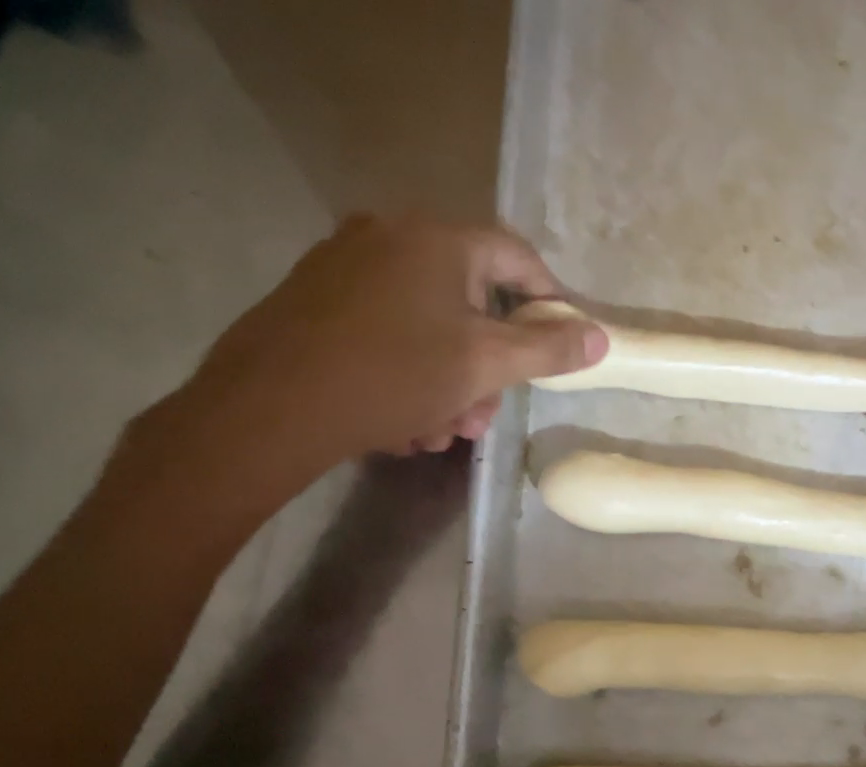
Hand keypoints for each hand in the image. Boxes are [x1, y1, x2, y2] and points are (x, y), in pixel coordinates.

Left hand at [164, 214, 604, 476]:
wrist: (267, 409)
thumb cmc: (391, 376)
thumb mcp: (484, 365)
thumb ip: (548, 348)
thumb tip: (599, 336)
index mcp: (438, 238)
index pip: (518, 257)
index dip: (549, 303)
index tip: (558, 348)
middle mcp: (390, 235)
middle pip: (469, 298)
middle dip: (486, 365)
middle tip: (483, 416)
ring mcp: (345, 263)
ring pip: (426, 322)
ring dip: (446, 381)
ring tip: (438, 432)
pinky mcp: (313, 298)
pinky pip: (384, 330)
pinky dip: (404, 372)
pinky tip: (400, 423)